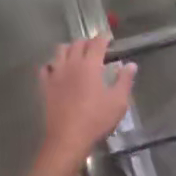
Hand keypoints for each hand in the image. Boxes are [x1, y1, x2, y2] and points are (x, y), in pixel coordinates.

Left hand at [37, 36, 135, 171]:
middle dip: (87, 42)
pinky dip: (52, 65)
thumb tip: (130, 65)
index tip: (108, 38)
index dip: (103, 38)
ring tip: (75, 56)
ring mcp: (56, 73)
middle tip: (95, 48)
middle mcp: (71, 64)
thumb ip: (125, 80)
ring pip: (59, 51)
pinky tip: (57, 70)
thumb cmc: (97, 119)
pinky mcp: (45, 85)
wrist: (69, 137)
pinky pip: (45, 68)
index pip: (97, 43)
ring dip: (69, 49)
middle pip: (77, 44)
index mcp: (90, 65)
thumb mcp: (118, 101)